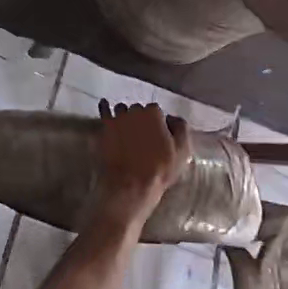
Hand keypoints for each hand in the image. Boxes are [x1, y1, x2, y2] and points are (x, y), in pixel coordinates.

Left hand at [91, 101, 185, 227]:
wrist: (131, 185)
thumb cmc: (160, 169)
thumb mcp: (182, 151)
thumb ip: (181, 128)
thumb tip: (171, 117)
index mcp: (154, 113)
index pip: (157, 111)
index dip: (158, 123)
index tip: (158, 135)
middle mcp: (135, 111)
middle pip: (139, 110)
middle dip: (141, 119)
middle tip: (143, 135)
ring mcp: (118, 118)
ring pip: (123, 110)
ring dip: (125, 115)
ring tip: (127, 127)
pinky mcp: (105, 128)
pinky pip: (104, 111)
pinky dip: (105, 106)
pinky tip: (105, 103)